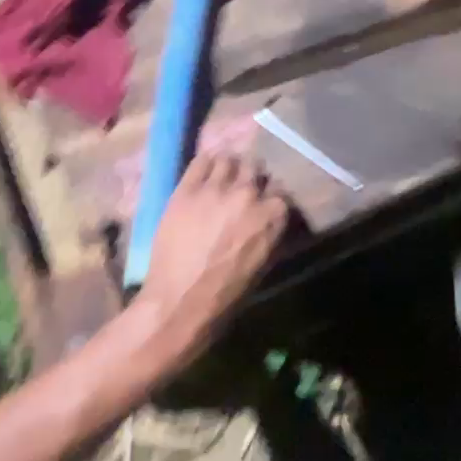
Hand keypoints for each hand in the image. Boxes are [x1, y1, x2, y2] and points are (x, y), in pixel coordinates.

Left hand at [132, 154, 288, 363]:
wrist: (180, 301)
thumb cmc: (226, 292)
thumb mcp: (262, 261)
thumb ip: (269, 230)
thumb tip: (268, 216)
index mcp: (272, 215)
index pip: (280, 189)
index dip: (270, 194)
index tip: (263, 200)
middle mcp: (248, 194)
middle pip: (255, 166)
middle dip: (250, 175)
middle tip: (241, 186)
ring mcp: (216, 188)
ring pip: (228, 159)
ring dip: (228, 167)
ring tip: (221, 177)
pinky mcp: (187, 189)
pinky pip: (201, 161)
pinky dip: (205, 163)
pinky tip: (204, 171)